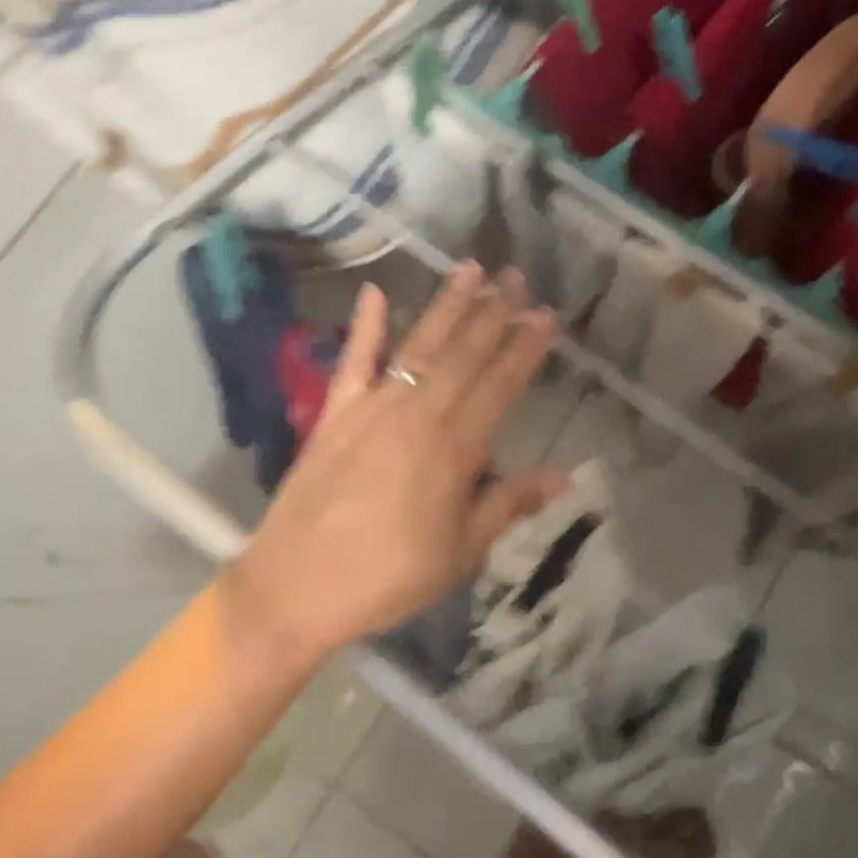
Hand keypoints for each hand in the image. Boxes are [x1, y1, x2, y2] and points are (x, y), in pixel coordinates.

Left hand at [228, 263, 566, 659]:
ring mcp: (371, 409)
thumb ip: (508, 504)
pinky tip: (375, 292)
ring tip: (470, 269)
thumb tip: (564, 477)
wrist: (293, 588)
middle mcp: (415, 416)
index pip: (498, 386)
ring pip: (418, 346)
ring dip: (447, 307)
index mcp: (453, 450)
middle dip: (494, 313)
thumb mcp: (460, 553)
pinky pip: (353, 361)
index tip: (545, 316)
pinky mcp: (333, 414)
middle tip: (518, 278)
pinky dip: (365, 326)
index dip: (524, 349)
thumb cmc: (387, 578)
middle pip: (463, 355)